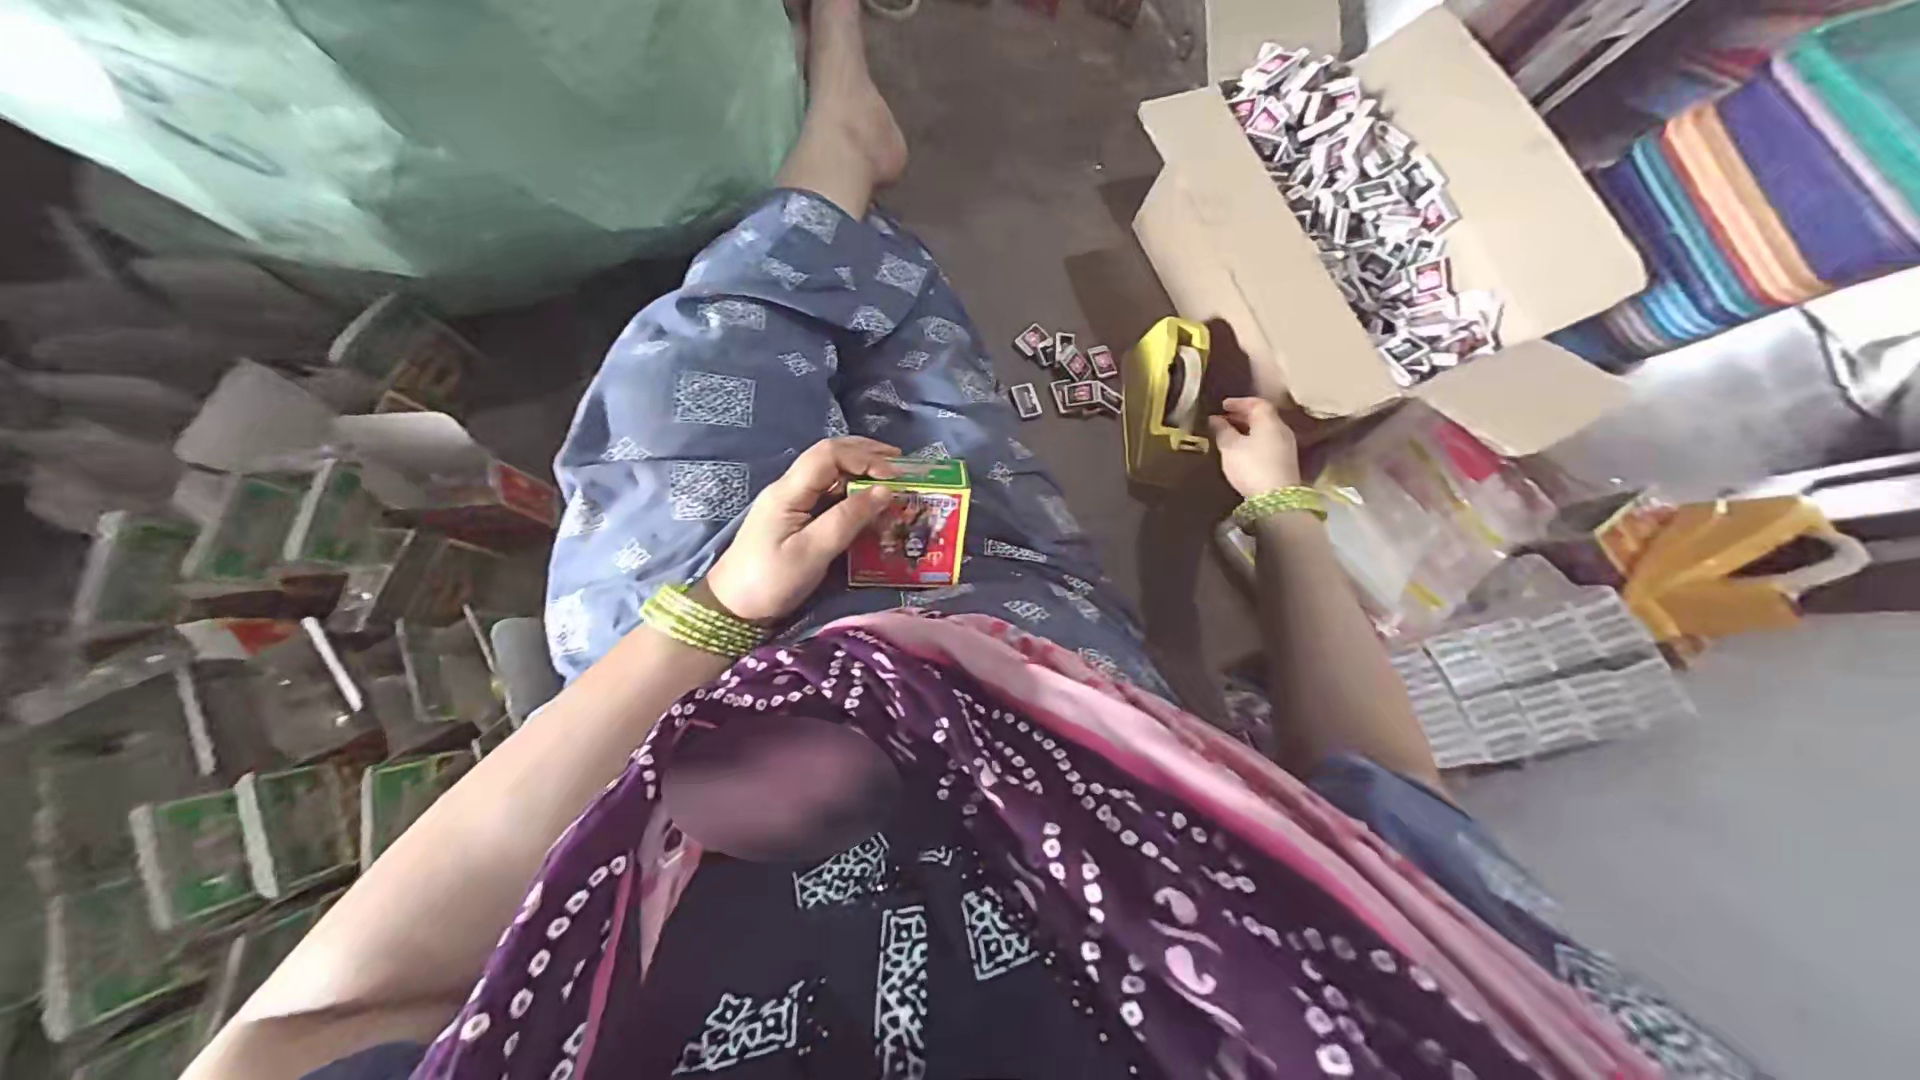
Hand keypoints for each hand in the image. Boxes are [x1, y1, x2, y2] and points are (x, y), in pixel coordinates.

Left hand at [703, 437, 901, 621]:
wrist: (733, 608)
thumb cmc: (771, 581)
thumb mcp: (813, 552)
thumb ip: (848, 518)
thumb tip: (886, 491)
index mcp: (789, 491)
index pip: (829, 454)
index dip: (865, 458)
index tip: (895, 476)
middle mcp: (789, 488)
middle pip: (830, 455)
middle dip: (867, 455)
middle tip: (903, 464)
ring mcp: (791, 503)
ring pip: (830, 474)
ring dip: (862, 471)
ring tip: (893, 479)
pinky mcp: (795, 519)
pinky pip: (828, 494)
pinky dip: (854, 492)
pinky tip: (871, 502)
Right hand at [1208, 397, 1302, 496]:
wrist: (1276, 498)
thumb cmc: (1251, 466)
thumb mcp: (1230, 447)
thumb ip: (1222, 430)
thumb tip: (1215, 420)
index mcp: (1269, 421)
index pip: (1257, 403)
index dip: (1239, 402)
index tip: (1223, 405)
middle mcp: (1281, 429)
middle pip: (1262, 416)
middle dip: (1241, 415)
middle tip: (1222, 419)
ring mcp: (1285, 445)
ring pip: (1264, 429)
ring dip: (1247, 428)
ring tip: (1228, 434)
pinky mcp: (1284, 460)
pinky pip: (1267, 441)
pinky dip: (1253, 439)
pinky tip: (1241, 448)